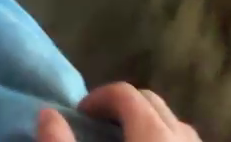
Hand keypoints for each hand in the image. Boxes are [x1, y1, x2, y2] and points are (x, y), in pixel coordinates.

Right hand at [37, 84, 200, 141]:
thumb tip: (47, 113)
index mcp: (153, 133)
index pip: (125, 93)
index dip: (99, 98)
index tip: (81, 116)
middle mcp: (183, 138)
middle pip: (154, 103)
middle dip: (126, 107)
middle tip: (102, 128)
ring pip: (178, 127)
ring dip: (152, 125)